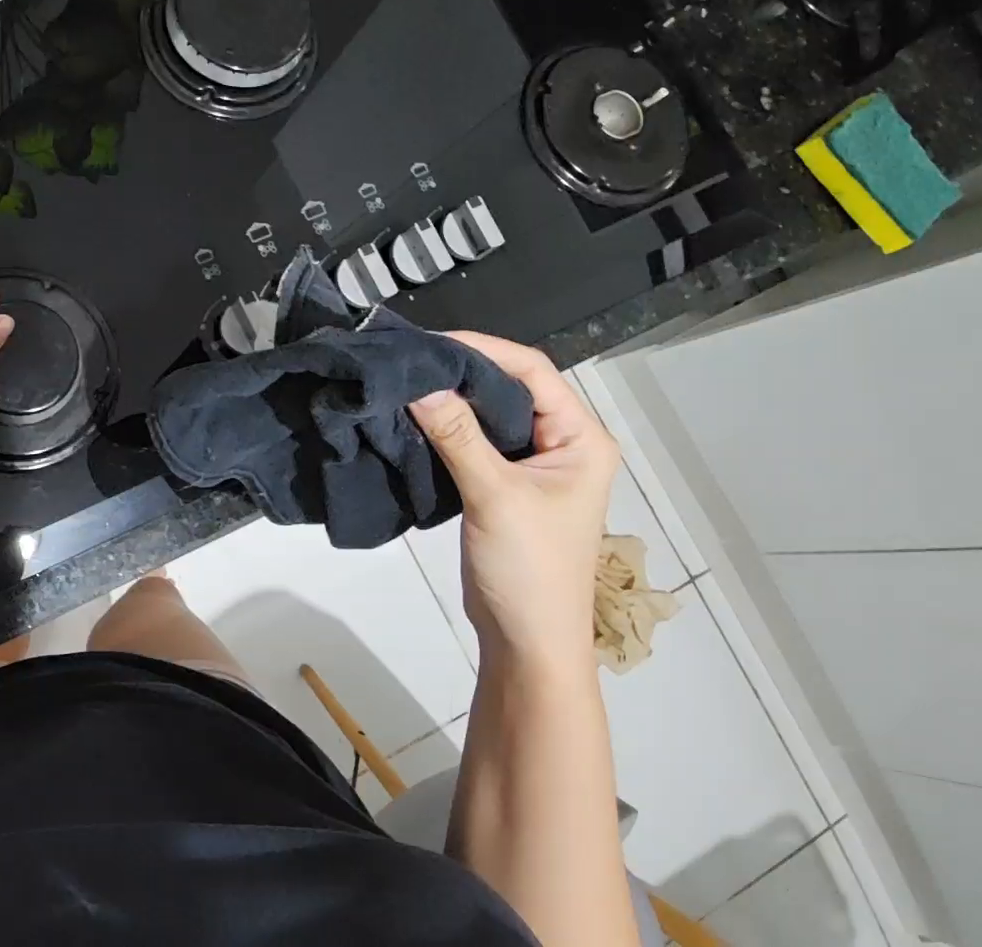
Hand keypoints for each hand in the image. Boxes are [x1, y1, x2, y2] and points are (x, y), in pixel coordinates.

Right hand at [408, 332, 618, 667]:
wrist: (526, 640)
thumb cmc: (529, 568)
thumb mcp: (494, 496)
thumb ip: (458, 436)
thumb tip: (419, 383)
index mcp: (580, 438)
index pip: (532, 372)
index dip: (481, 350)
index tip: (427, 343)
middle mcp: (559, 444)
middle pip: (509, 389)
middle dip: (460, 372)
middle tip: (406, 361)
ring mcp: (530, 467)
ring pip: (487, 417)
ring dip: (449, 402)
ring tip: (402, 385)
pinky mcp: (501, 487)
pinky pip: (472, 444)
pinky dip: (443, 431)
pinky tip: (411, 423)